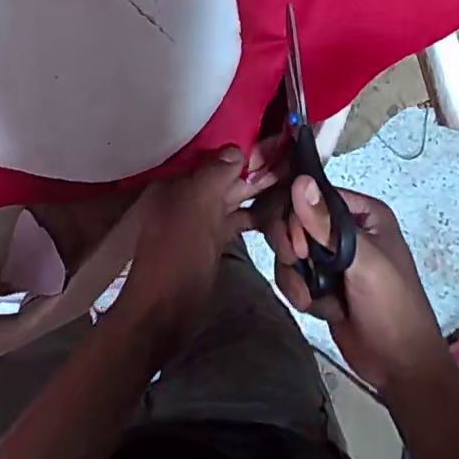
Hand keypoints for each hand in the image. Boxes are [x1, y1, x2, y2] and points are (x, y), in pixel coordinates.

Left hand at [110, 144, 277, 360]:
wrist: (164, 315)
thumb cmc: (178, 255)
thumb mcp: (195, 205)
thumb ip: (215, 174)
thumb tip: (236, 149)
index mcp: (176, 185)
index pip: (216, 158)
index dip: (246, 150)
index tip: (277, 143)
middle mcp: (187, 199)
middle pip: (227, 177)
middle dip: (258, 168)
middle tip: (294, 158)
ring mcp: (201, 222)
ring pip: (235, 198)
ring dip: (261, 190)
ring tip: (294, 180)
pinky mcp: (213, 242)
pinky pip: (238, 219)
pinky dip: (256, 214)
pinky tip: (280, 210)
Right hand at [261, 177, 448, 393]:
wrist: (398, 363)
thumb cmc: (391, 305)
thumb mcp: (362, 261)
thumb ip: (326, 224)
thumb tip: (300, 181)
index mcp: (364, 213)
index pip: (313, 197)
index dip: (297, 218)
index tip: (299, 248)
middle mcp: (346, 229)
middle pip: (295, 222)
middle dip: (293, 249)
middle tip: (301, 267)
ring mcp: (332, 257)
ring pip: (289, 250)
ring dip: (296, 277)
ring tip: (312, 298)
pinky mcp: (321, 282)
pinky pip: (292, 274)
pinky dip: (299, 292)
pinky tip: (319, 308)